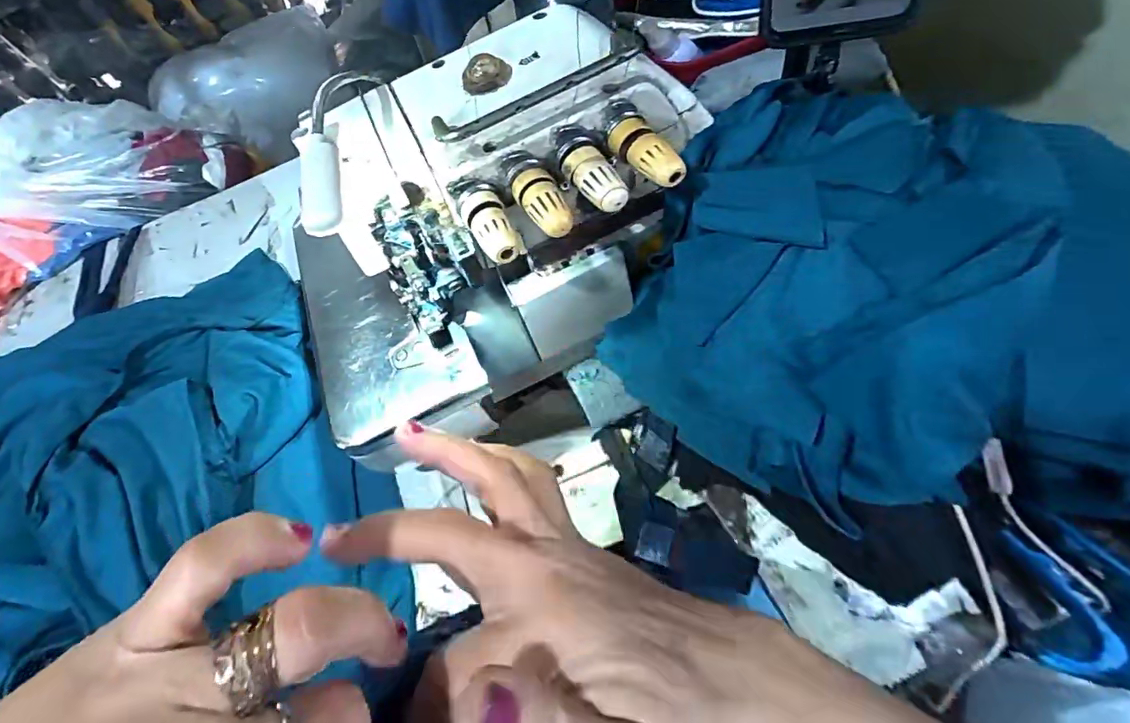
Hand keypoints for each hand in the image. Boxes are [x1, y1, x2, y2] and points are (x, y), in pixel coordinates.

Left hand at [0, 511, 406, 722]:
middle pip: (305, 682)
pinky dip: (253, 546)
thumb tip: (329, 707)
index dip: (348, 716)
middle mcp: (199, 714)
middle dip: (362, 660)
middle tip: (394, 659)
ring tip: (376, 622)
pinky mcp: (135, 621)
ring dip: (340, 623)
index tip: (370, 709)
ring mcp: (167, 666)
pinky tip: (294, 537)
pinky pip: (202, 570)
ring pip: (276, 637)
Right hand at [321, 425, 928, 722]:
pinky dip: (499, 468)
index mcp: (542, 618)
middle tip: (341, 541)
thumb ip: (543, 714)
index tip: (400, 720)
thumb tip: (461, 689)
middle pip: (450, 535)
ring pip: (500, 481)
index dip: (422, 706)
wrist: (788, 710)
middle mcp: (543, 569)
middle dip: (392, 536)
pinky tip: (486, 468)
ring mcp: (568, 553)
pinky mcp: (590, 555)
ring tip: (412, 434)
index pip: (452, 669)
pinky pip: (535, 489)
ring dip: (452, 458)